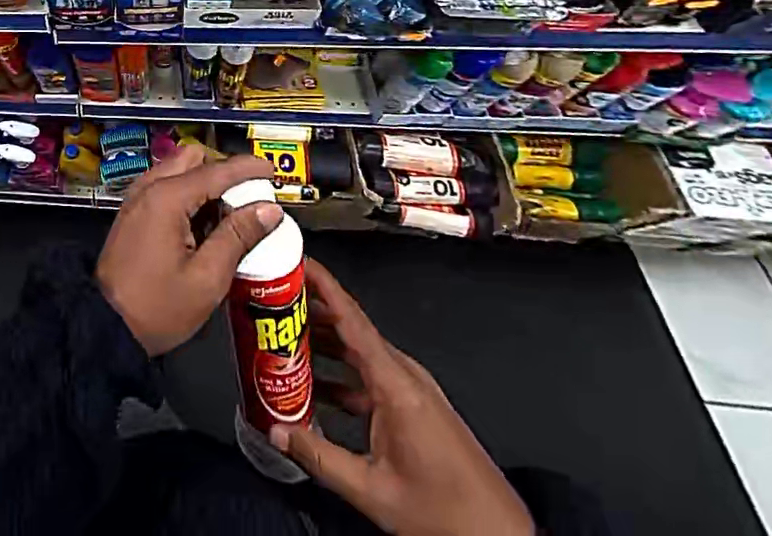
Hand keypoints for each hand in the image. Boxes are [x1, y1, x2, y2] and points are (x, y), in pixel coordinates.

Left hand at [95, 142, 282, 356]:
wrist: (103, 330)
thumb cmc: (157, 308)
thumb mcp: (207, 278)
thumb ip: (239, 236)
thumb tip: (269, 210)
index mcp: (167, 198)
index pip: (217, 170)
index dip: (248, 168)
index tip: (272, 171)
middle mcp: (149, 188)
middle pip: (194, 159)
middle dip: (223, 171)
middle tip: (247, 198)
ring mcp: (137, 199)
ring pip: (178, 170)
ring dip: (205, 182)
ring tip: (228, 215)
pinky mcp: (133, 214)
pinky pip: (166, 186)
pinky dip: (188, 194)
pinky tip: (203, 224)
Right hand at [270, 259, 532, 535]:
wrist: (495, 531)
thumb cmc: (445, 510)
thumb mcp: (371, 490)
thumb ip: (319, 457)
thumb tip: (278, 432)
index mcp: (396, 384)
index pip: (352, 319)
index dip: (324, 286)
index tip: (300, 263)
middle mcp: (404, 374)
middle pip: (351, 328)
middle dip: (313, 310)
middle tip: (276, 300)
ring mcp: (410, 386)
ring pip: (359, 350)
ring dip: (325, 341)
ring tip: (286, 336)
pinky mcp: (411, 401)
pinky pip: (369, 372)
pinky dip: (340, 369)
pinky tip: (316, 383)